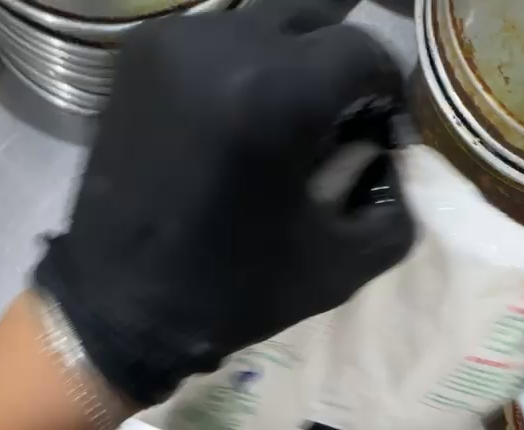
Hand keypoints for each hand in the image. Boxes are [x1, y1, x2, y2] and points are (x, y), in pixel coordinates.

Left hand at [32, 0, 413, 406]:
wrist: (122, 307)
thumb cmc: (233, 295)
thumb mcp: (338, 268)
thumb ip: (395, 208)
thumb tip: (401, 162)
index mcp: (276, 95)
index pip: (365, 53)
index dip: (388, 94)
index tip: (384, 135)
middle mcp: (223, 42)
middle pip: (316, 17)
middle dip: (341, 68)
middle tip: (339, 122)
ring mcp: (173, 41)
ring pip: (263, 22)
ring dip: (291, 64)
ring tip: (286, 126)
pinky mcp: (139, 52)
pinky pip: (214, 40)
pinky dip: (241, 71)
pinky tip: (237, 125)